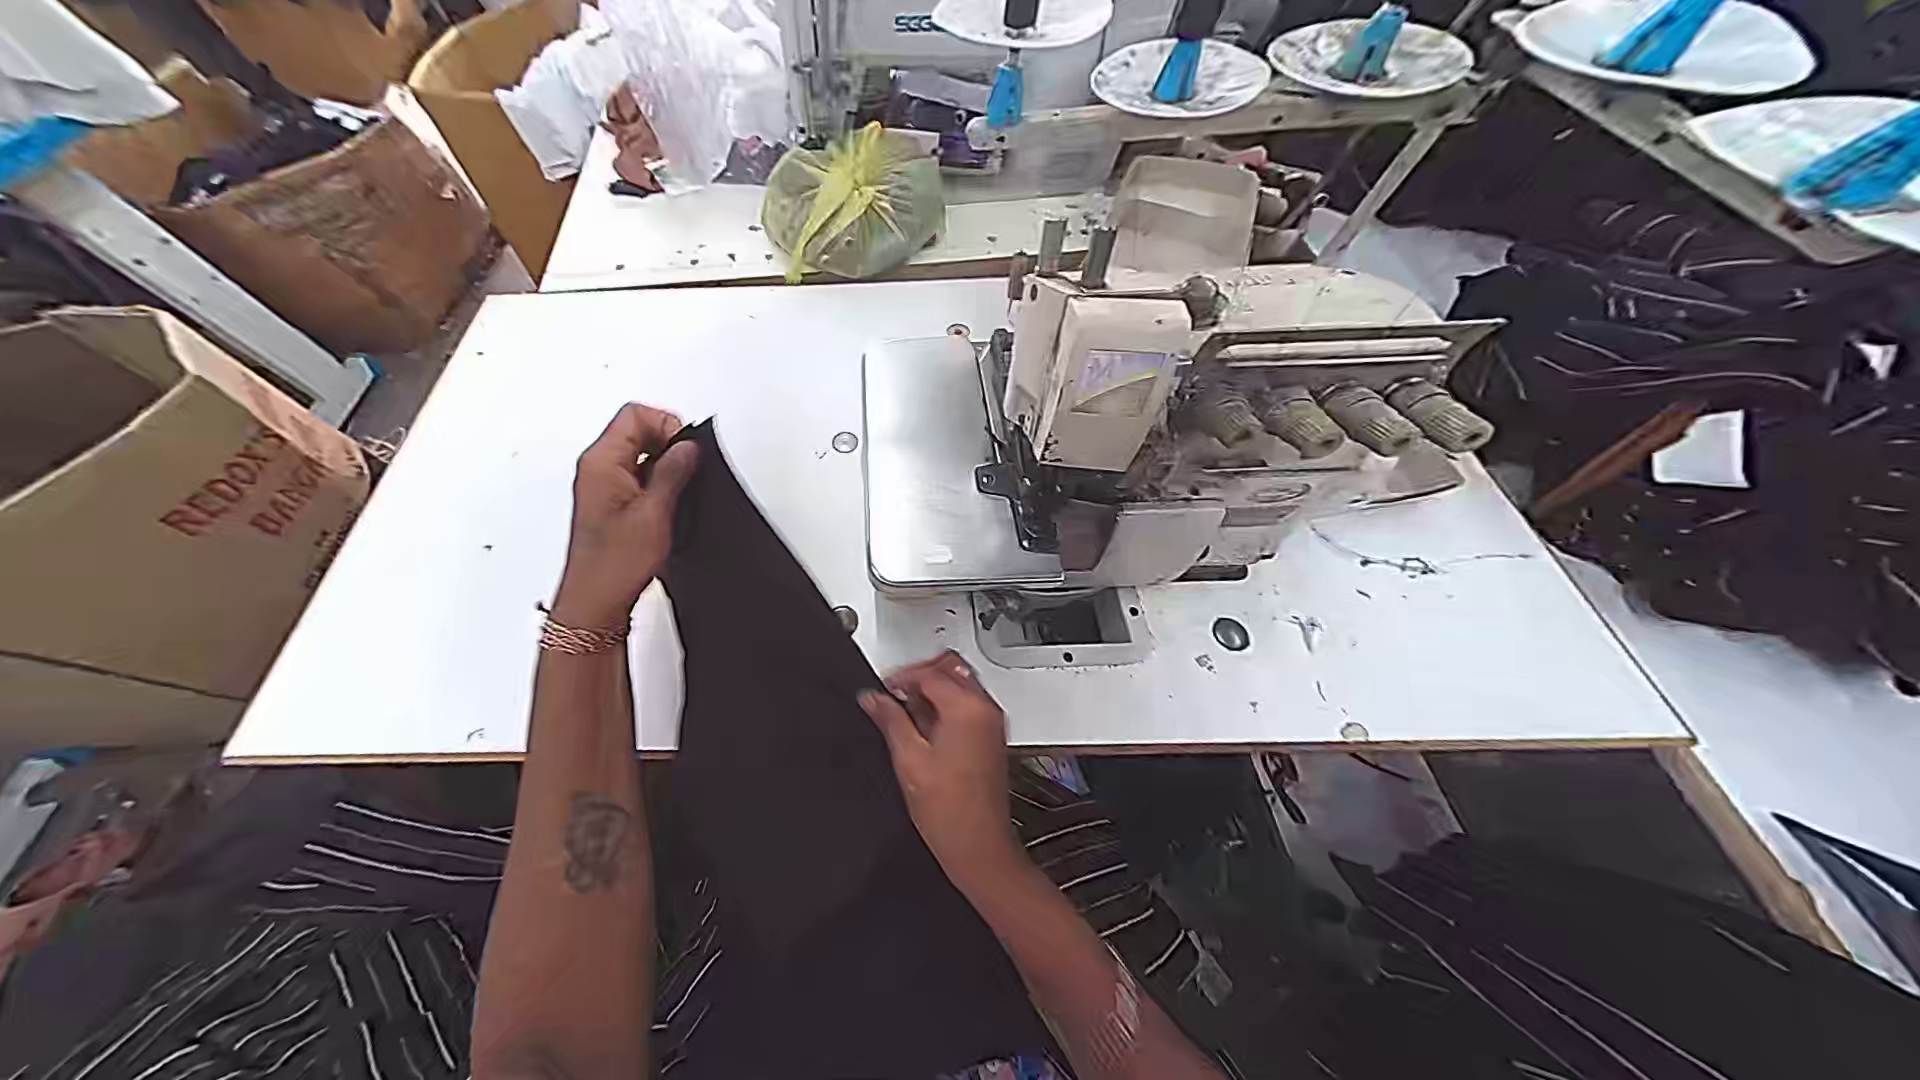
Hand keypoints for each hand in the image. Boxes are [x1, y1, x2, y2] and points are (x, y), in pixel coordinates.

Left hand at [552, 403, 698, 627]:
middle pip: (636, 428)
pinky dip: (657, 478)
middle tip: (688, 465)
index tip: (687, 449)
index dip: (667, 424)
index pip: (635, 415)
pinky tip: (668, 501)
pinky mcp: (610, 499)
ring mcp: (602, 483)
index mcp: (601, 462)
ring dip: (664, 461)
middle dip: (668, 440)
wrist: (597, 597)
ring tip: (678, 486)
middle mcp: (596, 468)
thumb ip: (673, 473)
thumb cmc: (615, 562)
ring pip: (638, 450)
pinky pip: (636, 472)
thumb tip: (688, 447)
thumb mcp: (655, 512)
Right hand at [859, 651, 1018, 882]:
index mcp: (966, 709)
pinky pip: (969, 703)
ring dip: (933, 689)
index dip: (900, 677)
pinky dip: (947, 704)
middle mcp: (985, 710)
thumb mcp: (908, 759)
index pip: (929, 672)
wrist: (979, 844)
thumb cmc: (951, 812)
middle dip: (920, 675)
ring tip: (907, 713)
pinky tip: (926, 728)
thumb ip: (890, 720)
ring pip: (961, 682)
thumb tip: (873, 699)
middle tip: (895, 694)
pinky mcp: (992, 735)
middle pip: (950, 668)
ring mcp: (992, 722)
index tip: (883, 690)